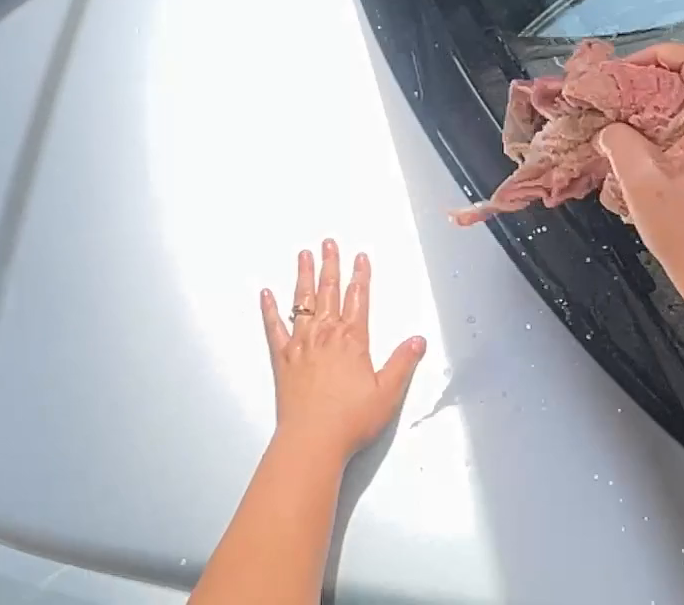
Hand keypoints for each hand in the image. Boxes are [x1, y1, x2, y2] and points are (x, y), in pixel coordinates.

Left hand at [259, 239, 426, 464]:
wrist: (313, 439)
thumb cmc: (351, 420)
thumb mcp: (387, 393)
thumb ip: (403, 363)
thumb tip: (418, 340)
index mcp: (352, 340)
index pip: (358, 299)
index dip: (360, 276)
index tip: (360, 257)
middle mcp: (325, 334)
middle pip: (329, 291)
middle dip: (330, 265)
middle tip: (328, 243)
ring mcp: (301, 344)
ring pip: (302, 301)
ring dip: (303, 276)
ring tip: (303, 255)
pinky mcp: (282, 358)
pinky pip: (273, 327)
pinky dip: (269, 309)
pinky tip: (265, 294)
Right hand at [596, 43, 683, 308]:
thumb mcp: (640, 180)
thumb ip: (619, 140)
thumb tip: (611, 128)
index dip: (658, 55)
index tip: (623, 73)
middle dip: (647, 81)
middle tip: (611, 97)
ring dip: (652, 106)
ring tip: (617, 121)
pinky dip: (662, 126)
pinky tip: (636, 146)